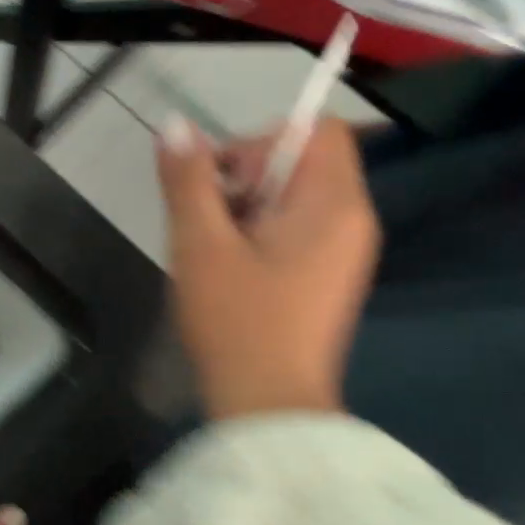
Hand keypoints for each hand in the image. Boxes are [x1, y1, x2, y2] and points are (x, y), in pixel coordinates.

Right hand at [158, 115, 380, 419]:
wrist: (268, 399)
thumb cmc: (235, 318)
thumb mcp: (199, 244)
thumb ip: (188, 181)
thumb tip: (174, 125)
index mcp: (332, 205)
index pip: (313, 131)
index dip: (257, 142)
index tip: (215, 183)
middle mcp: (350, 218)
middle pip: (300, 162)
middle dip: (242, 177)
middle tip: (204, 220)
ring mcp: (341, 250)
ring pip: (290, 197)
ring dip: (241, 207)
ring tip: (208, 248)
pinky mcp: (324, 274)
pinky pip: (291, 228)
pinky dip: (254, 233)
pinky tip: (224, 268)